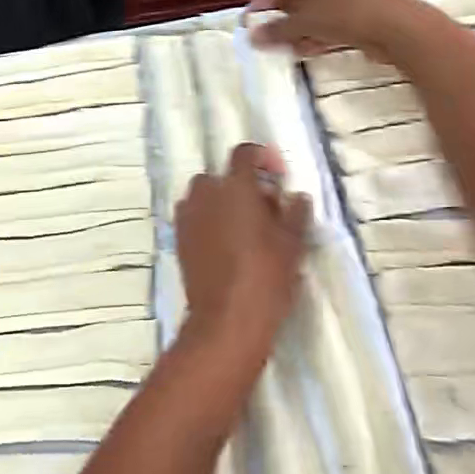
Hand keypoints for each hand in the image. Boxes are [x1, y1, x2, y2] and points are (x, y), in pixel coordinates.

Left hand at [174, 144, 311, 358]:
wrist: (226, 320)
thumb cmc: (266, 275)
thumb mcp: (292, 242)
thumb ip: (295, 213)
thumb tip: (296, 197)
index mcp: (234, 186)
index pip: (244, 153)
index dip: (263, 157)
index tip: (279, 175)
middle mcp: (205, 194)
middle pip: (222, 176)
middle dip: (242, 185)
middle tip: (266, 208)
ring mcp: (187, 217)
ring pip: (205, 197)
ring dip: (223, 203)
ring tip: (246, 228)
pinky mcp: (178, 241)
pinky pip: (195, 219)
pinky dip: (209, 222)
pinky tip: (228, 246)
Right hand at [247, 0, 431, 59]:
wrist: (398, 28)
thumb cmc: (354, 10)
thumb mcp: (304, 21)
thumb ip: (277, 29)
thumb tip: (258, 34)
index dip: (262, 4)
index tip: (250, 21)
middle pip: (298, 0)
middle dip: (281, 21)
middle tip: (265, 38)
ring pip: (315, 16)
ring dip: (299, 33)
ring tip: (284, 49)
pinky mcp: (362, 18)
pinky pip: (332, 28)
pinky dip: (318, 38)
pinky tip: (309, 50)